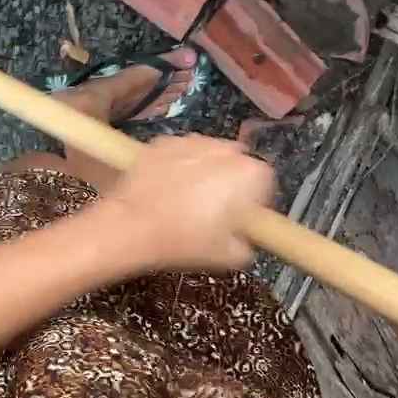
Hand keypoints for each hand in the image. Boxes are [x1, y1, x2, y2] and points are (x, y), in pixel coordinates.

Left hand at [104, 135, 273, 273]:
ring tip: (184, 204)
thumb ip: (247, 246)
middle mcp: (229, 149)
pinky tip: (165, 191)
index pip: (266, 187)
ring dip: (203, 175)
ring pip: (209, 158)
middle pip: (238, 168)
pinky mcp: (165, 141)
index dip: (254, 206)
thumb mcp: (227, 256)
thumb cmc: (184, 241)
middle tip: (211, 215)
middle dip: (229, 188)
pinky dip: (177, 169)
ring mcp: (194, 140)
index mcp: (252, 174)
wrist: (131, 226)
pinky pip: (180, 155)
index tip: (240, 223)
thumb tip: (245, 242)